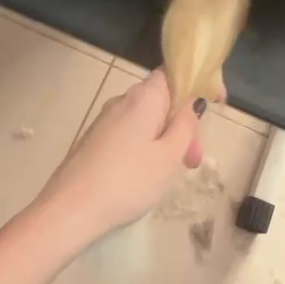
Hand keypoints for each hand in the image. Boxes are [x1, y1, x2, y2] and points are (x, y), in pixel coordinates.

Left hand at [31, 70, 204, 243]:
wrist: (68, 211)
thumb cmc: (127, 181)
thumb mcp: (168, 156)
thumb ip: (185, 126)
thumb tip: (192, 102)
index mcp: (143, 97)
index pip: (174, 72)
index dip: (197, 82)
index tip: (216, 102)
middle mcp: (122, 100)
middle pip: (162, 99)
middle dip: (184, 124)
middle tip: (192, 160)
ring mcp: (105, 121)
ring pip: (147, 119)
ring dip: (167, 139)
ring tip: (172, 173)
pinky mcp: (94, 140)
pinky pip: (130, 133)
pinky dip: (147, 147)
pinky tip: (146, 176)